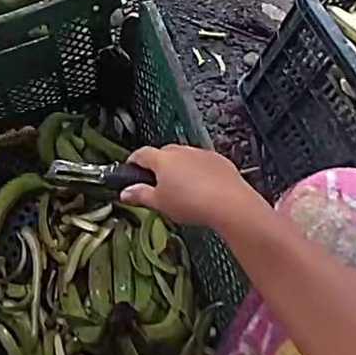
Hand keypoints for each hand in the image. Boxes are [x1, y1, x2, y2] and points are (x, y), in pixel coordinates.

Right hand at [119, 145, 268, 230]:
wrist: (230, 204)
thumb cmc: (191, 203)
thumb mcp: (160, 203)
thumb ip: (140, 195)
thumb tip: (125, 193)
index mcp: (161, 159)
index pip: (140, 154)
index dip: (133, 162)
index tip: (131, 170)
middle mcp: (179, 150)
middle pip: (162, 154)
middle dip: (157, 166)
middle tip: (157, 186)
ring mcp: (200, 153)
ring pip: (183, 157)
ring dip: (179, 168)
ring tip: (182, 190)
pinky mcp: (218, 160)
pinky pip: (202, 162)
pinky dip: (198, 171)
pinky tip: (202, 188)